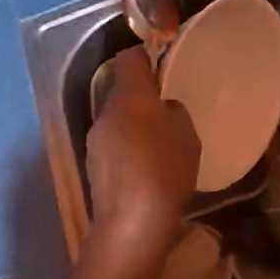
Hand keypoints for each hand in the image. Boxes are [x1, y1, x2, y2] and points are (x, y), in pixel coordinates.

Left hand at [86, 48, 199, 241]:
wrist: (133, 221)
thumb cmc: (166, 170)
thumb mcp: (187, 136)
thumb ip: (174, 112)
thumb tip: (162, 108)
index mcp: (130, 96)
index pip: (129, 59)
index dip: (143, 57)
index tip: (160, 65)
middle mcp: (105, 112)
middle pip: (122, 93)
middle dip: (141, 99)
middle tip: (166, 115)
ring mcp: (95, 139)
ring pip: (116, 121)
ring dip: (133, 127)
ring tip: (157, 148)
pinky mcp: (92, 165)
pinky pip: (112, 146)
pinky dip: (127, 150)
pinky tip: (144, 171)